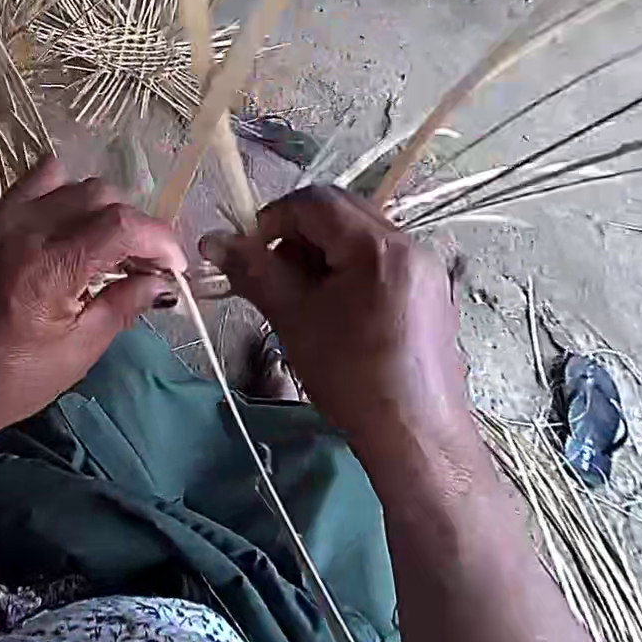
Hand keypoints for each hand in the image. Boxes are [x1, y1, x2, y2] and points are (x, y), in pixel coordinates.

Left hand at [0, 156, 186, 451]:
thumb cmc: (12, 380)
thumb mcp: (79, 351)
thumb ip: (125, 304)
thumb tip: (165, 282)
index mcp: (49, 270)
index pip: (121, 226)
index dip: (159, 239)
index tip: (174, 266)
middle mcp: (24, 231)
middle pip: (101, 195)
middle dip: (135, 224)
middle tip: (143, 262)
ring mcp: (2, 219)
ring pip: (73, 182)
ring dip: (103, 208)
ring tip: (108, 245)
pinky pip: (37, 182)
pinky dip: (66, 195)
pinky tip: (72, 226)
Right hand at [199, 186, 470, 461]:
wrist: (416, 439)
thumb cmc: (351, 377)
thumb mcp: (294, 318)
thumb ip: (252, 270)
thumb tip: (211, 240)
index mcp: (379, 246)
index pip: (315, 202)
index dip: (273, 218)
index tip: (248, 250)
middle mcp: (410, 244)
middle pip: (340, 211)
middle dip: (297, 232)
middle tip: (273, 270)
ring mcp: (426, 266)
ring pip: (359, 233)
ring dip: (321, 250)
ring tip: (302, 293)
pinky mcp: (430, 288)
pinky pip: (379, 256)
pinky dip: (347, 265)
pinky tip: (333, 305)